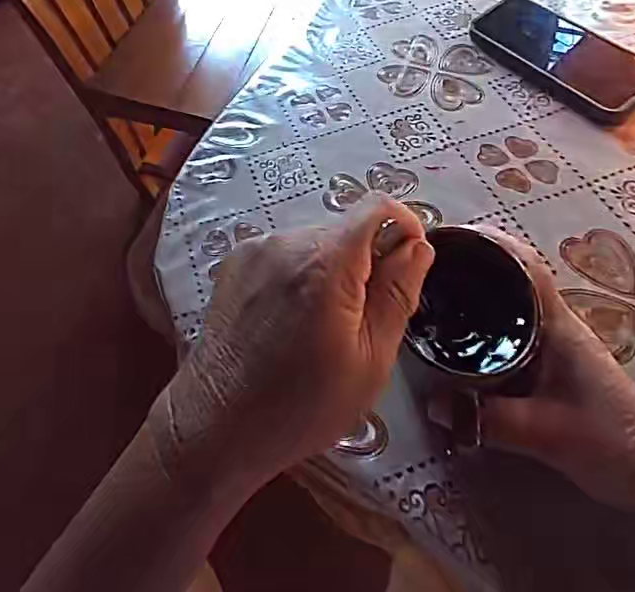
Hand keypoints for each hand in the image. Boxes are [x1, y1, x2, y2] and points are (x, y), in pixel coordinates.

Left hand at [155, 197, 433, 490]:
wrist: (216, 427)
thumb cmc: (301, 406)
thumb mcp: (371, 359)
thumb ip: (399, 292)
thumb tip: (419, 245)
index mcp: (326, 263)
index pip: (377, 206)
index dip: (403, 224)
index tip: (408, 258)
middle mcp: (289, 241)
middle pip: (348, 227)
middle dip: (366, 259)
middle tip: (362, 315)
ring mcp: (259, 248)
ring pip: (319, 240)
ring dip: (333, 267)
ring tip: (321, 323)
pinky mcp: (238, 259)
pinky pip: (289, 250)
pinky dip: (302, 271)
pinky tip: (291, 317)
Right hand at [455, 229, 634, 513]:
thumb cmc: (615, 442)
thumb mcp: (548, 434)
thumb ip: (491, 421)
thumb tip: (433, 402)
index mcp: (560, 324)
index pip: (526, 266)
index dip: (493, 244)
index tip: (457, 238)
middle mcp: (559, 326)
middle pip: (515, 281)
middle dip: (478, 267)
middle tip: (435, 269)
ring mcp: (560, 347)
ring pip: (516, 308)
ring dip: (484, 297)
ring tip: (443, 297)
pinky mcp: (558, 370)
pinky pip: (518, 335)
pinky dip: (492, 328)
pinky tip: (470, 344)